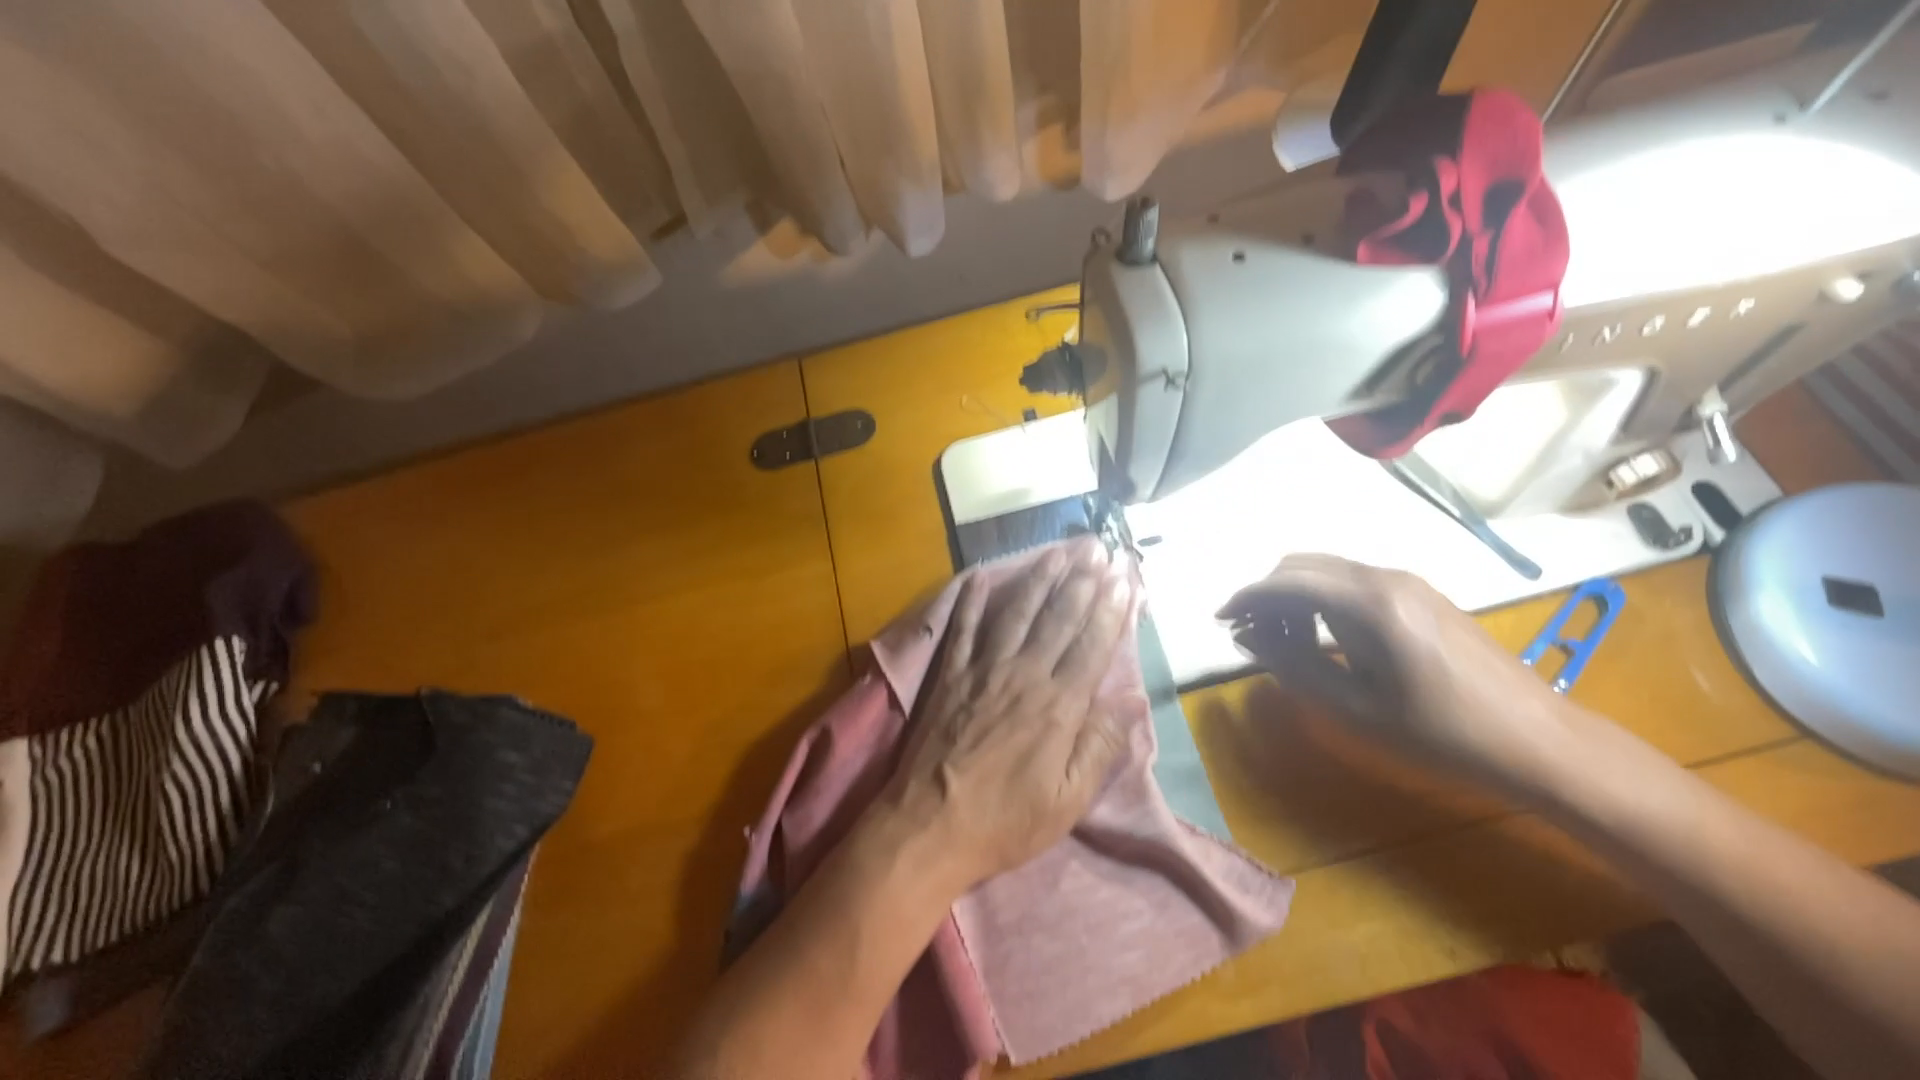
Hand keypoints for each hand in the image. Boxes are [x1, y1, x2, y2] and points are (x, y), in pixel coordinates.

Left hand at [877, 538, 1139, 892]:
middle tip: (1098, 549)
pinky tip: (983, 576)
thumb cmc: (1005, 821)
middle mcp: (1024, 676)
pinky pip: (963, 628)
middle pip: (1059, 619)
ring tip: (1057, 552)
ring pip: (1017, 614)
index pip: (1093, 646)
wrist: (929, 825)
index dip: (1112, 610)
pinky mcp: (949, 676)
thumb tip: (1130, 701)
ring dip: (1039, 579)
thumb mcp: (1068, 800)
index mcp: (1059, 706)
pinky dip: (973, 600)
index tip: (1125, 578)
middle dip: (1082, 582)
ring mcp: (982, 671)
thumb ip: (1099, 746)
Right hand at [1216, 554, 1588, 801]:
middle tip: (1249, 636)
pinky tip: (1324, 636)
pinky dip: (1324, 598)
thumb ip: (1294, 666)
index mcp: (1369, 603)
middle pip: (1305, 566)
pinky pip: (1355, 581)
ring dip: (1295, 595)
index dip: (1247, 597)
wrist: (1535, 740)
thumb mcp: (1355, 708)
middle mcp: (1387, 578)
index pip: (1288, 582)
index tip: (1221, 620)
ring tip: (1283, 641)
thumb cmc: (1440, 734)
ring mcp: (1410, 583)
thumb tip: (1248, 638)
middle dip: (1268, 594)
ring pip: (1330, 570)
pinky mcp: (1423, 596)